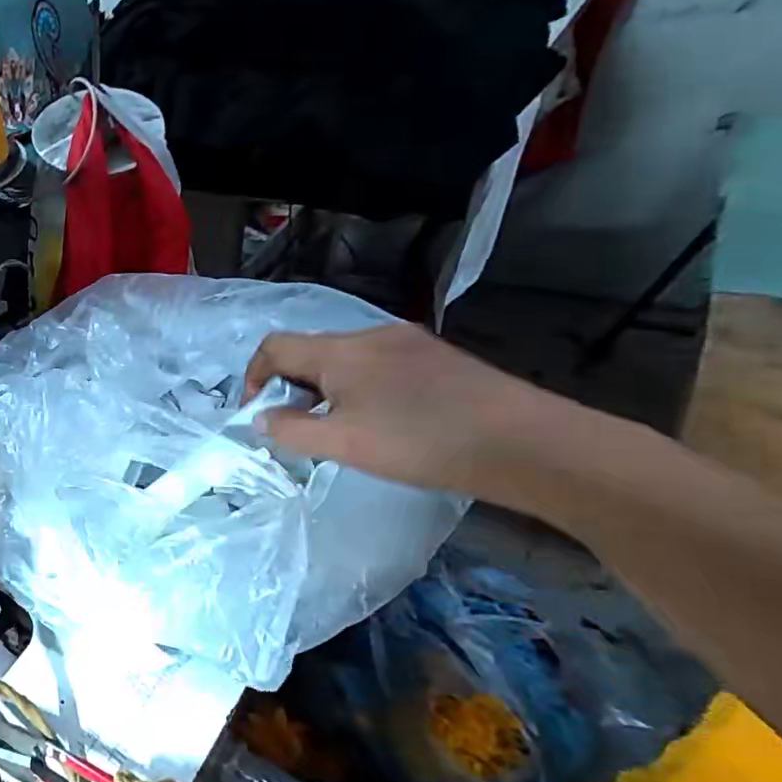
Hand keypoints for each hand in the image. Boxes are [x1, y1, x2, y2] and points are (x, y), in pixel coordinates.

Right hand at [242, 325, 583, 506]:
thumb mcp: (340, 444)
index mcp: (342, 351)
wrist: (528, 445)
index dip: (253, 377)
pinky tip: (380, 420)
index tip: (259, 414)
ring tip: (339, 427)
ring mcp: (409, 344)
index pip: (275, 346)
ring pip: (343, 359)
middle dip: (289, 386)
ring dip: (324, 389)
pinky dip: (358, 388)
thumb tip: (260, 419)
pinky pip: (376, 364)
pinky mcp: (437, 358)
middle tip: (298, 426)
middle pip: (308, 351)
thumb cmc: (421, 443)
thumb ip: (289, 429)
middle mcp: (372, 336)